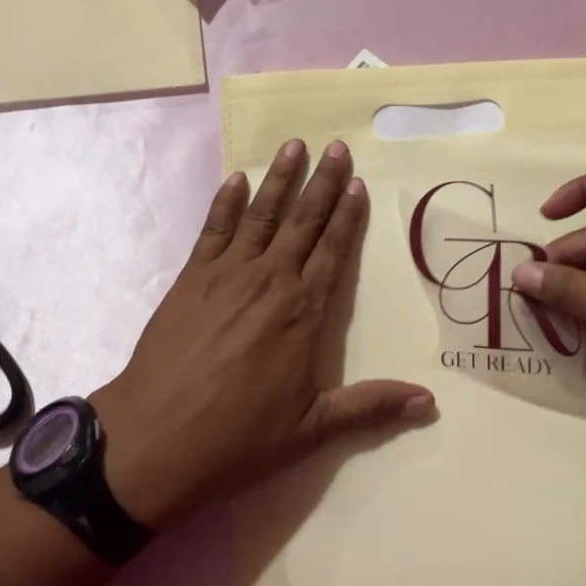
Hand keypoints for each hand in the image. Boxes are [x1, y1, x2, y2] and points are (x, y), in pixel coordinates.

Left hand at [90, 138, 434, 532]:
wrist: (155, 440)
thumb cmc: (239, 438)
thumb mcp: (312, 430)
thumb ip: (371, 407)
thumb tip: (429, 401)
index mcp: (304, 312)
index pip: (334, 251)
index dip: (348, 215)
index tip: (358, 183)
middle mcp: (271, 280)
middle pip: (304, 221)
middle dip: (323, 182)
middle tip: (337, 147)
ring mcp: (228, 274)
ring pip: (262, 215)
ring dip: (280, 178)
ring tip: (294, 145)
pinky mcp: (192, 277)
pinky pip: (214, 229)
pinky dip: (227, 202)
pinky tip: (237, 179)